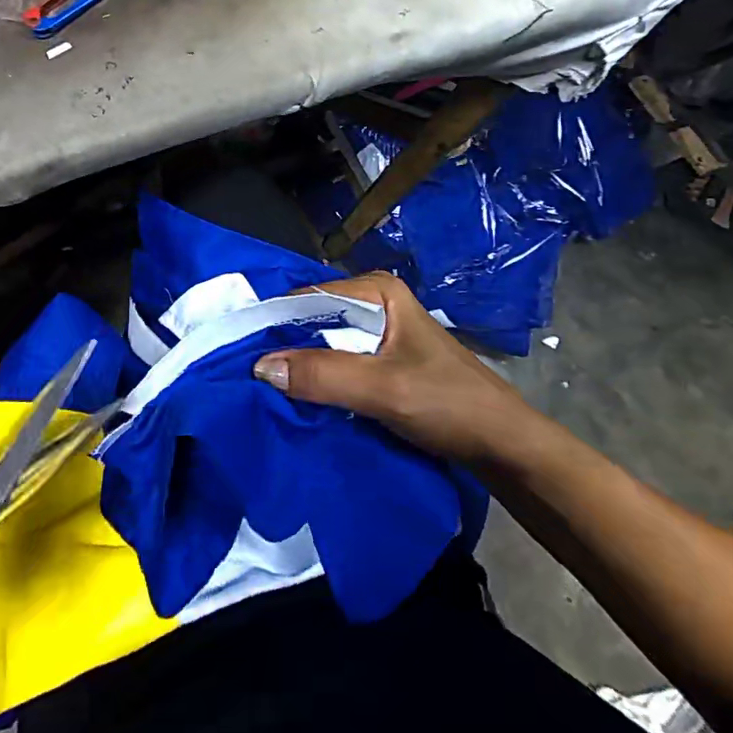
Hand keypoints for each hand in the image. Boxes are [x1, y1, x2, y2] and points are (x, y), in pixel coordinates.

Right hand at [253, 272, 542, 463]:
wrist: (499, 441)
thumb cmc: (449, 404)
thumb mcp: (384, 390)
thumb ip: (324, 376)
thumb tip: (258, 365)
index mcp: (380, 292)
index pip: (309, 298)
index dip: (273, 324)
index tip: (234, 354)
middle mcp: (378, 304)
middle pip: (315, 320)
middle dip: (283, 347)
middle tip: (241, 378)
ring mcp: (382, 335)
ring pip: (325, 345)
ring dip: (300, 368)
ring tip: (258, 392)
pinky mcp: (384, 363)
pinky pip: (340, 366)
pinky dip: (320, 382)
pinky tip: (296, 402)